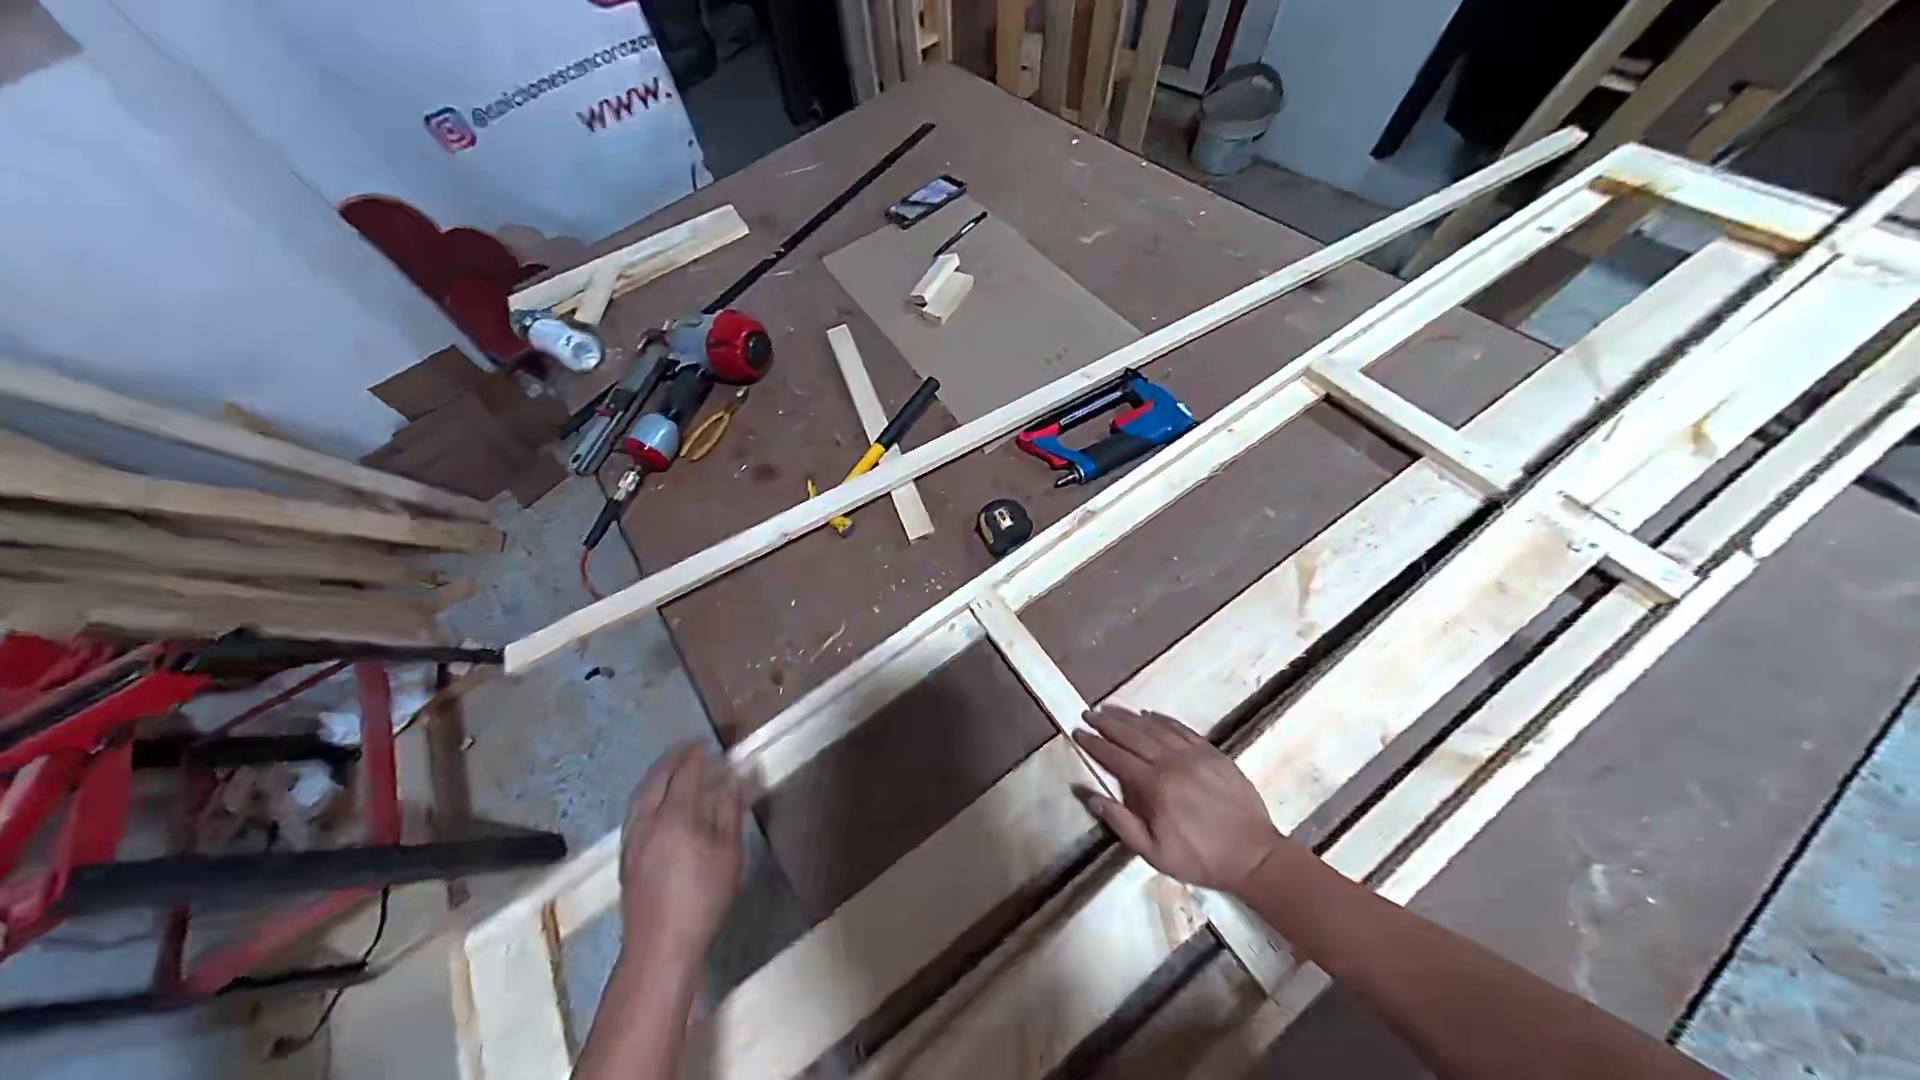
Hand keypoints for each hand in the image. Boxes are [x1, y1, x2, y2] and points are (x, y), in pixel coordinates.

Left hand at [619, 743, 743, 968]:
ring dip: (659, 776)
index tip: (709, 742)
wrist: (659, 948)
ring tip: (675, 770)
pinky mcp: (627, 857)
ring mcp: (632, 840)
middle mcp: (647, 822)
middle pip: (657, 779)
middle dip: (674, 760)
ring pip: (642, 795)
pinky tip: (659, 803)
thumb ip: (730, 810)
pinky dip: (650, 795)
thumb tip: (735, 776)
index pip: (685, 773)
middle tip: (691, 749)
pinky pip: (637, 811)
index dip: (697, 754)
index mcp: (674, 816)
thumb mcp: (729, 852)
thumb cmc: (703, 899)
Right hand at [1072, 706, 1292, 893]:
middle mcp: (1172, 763)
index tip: (1079, 733)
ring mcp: (1194, 755)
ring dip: (1130, 717)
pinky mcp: (1213, 754)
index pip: (1116, 758)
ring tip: (1111, 709)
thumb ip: (1122, 823)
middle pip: (1133, 736)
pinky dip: (1163, 719)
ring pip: (1156, 728)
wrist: (1254, 855)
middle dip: (1108, 723)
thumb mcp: (1155, 853)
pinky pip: (1182, 729)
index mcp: (1155, 787)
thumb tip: (1091, 797)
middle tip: (1089, 714)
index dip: (1095, 744)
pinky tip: (1150, 714)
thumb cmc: (1201, 858)